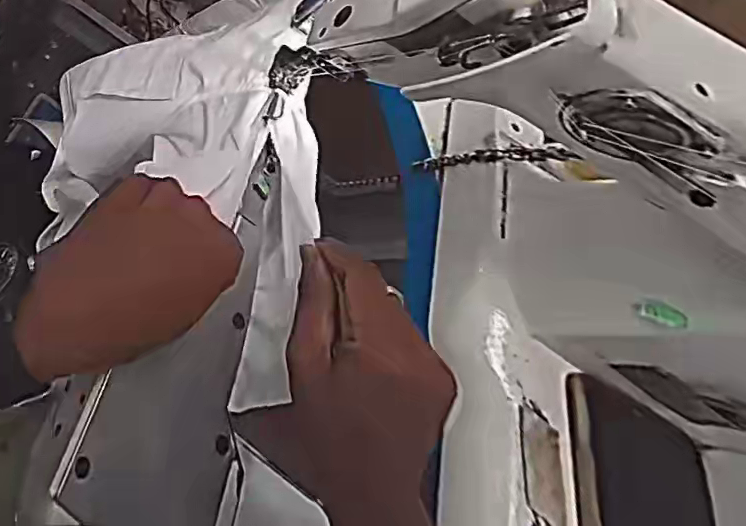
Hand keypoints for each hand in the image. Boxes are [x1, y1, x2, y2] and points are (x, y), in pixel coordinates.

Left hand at [15, 175, 241, 380]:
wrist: (64, 313)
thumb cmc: (117, 327)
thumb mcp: (179, 319)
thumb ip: (200, 283)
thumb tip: (196, 272)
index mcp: (218, 255)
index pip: (227, 246)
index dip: (206, 259)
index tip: (193, 267)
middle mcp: (195, 218)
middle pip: (201, 216)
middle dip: (184, 234)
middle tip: (163, 261)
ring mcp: (160, 198)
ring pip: (172, 199)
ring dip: (160, 217)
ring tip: (137, 247)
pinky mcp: (128, 187)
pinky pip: (142, 190)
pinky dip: (135, 205)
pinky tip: (122, 231)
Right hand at [238, 241, 456, 525]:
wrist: (372, 495)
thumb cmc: (335, 444)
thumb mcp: (305, 366)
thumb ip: (311, 305)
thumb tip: (315, 263)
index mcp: (380, 348)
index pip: (361, 274)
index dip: (335, 255)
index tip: (317, 250)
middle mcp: (415, 353)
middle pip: (378, 289)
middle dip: (346, 283)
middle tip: (318, 291)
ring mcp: (432, 365)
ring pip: (392, 307)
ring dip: (364, 306)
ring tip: (338, 335)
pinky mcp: (439, 376)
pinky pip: (406, 331)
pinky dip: (382, 330)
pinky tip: (362, 354)